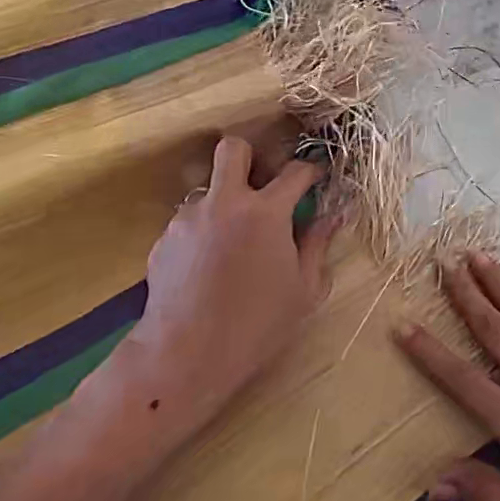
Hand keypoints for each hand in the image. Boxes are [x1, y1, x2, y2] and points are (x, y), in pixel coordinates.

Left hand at [0, 136, 334, 500]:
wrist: (187, 352)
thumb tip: (335, 214)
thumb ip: (319, 244)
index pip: (294, 171)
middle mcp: (224, 201)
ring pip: (208, 188)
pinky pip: (190, 221)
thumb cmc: (257, 324)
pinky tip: (207, 268)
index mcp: (266, 212)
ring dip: (224, 202)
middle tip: (261, 184)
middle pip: (233, 148)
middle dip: (250, 156)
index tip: (314, 176)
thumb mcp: (304, 289)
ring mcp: (189, 216)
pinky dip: (203, 232)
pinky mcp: (165, 237)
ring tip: (232, 245)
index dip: (309, 169)